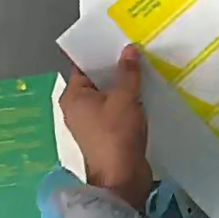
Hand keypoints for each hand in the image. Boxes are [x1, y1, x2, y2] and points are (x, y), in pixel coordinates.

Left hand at [60, 44, 152, 210]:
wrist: (122, 179)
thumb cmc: (116, 136)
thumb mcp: (124, 98)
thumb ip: (127, 72)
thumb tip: (128, 50)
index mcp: (73, 96)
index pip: (82, 65)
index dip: (99, 51)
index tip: (116, 38)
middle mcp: (77, 107)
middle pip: (96, 79)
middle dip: (114, 67)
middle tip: (134, 48)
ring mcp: (91, 122)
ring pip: (108, 95)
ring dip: (123, 84)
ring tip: (144, 65)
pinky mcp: (106, 133)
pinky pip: (115, 109)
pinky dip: (127, 101)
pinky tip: (145, 90)